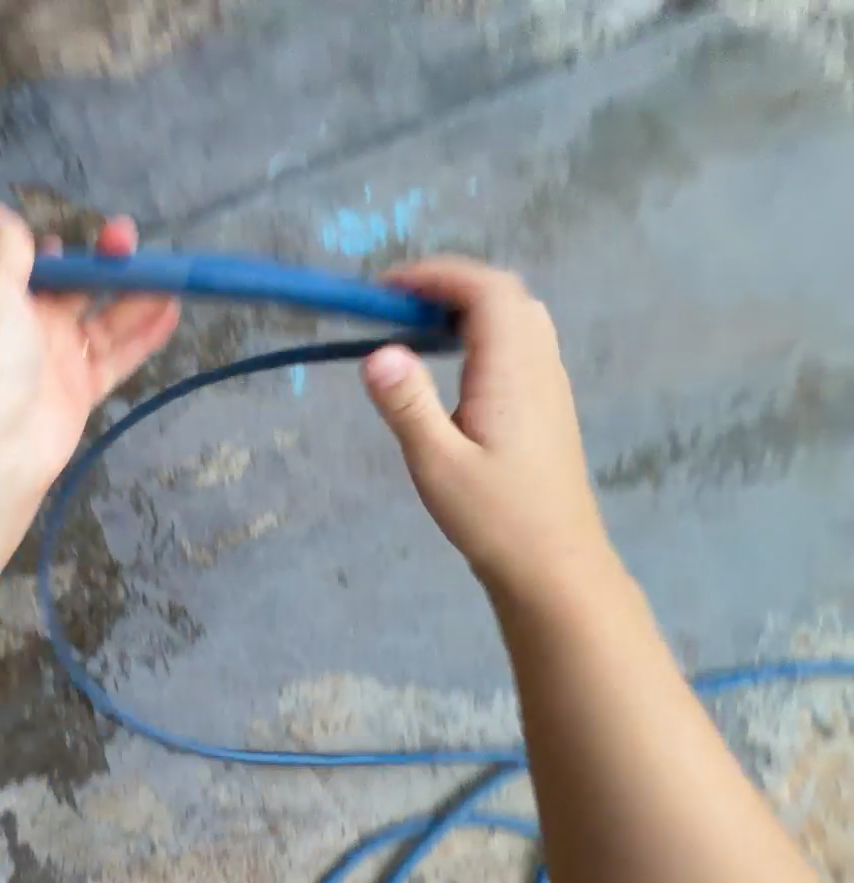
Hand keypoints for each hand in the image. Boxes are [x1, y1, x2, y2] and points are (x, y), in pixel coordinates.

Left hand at [0, 202, 181, 492]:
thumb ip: (6, 254)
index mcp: (10, 303)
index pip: (42, 268)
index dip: (67, 250)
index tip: (91, 234)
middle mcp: (35, 329)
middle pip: (80, 290)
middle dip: (107, 265)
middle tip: (129, 241)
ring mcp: (61, 362)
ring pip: (106, 321)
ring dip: (136, 297)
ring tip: (170, 276)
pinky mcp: (83, 391)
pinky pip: (118, 357)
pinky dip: (144, 336)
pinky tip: (171, 312)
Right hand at [360, 256, 616, 597]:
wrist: (551, 560)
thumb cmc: (492, 514)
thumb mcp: (436, 462)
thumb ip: (407, 404)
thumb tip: (377, 352)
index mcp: (514, 372)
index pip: (486, 292)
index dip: (436, 276)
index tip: (381, 289)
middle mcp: (539, 365)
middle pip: (505, 295)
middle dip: (446, 284)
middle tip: (390, 305)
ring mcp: (546, 382)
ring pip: (514, 316)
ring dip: (462, 306)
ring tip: (409, 325)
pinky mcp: (541, 402)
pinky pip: (515, 341)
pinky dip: (476, 330)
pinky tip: (444, 360)